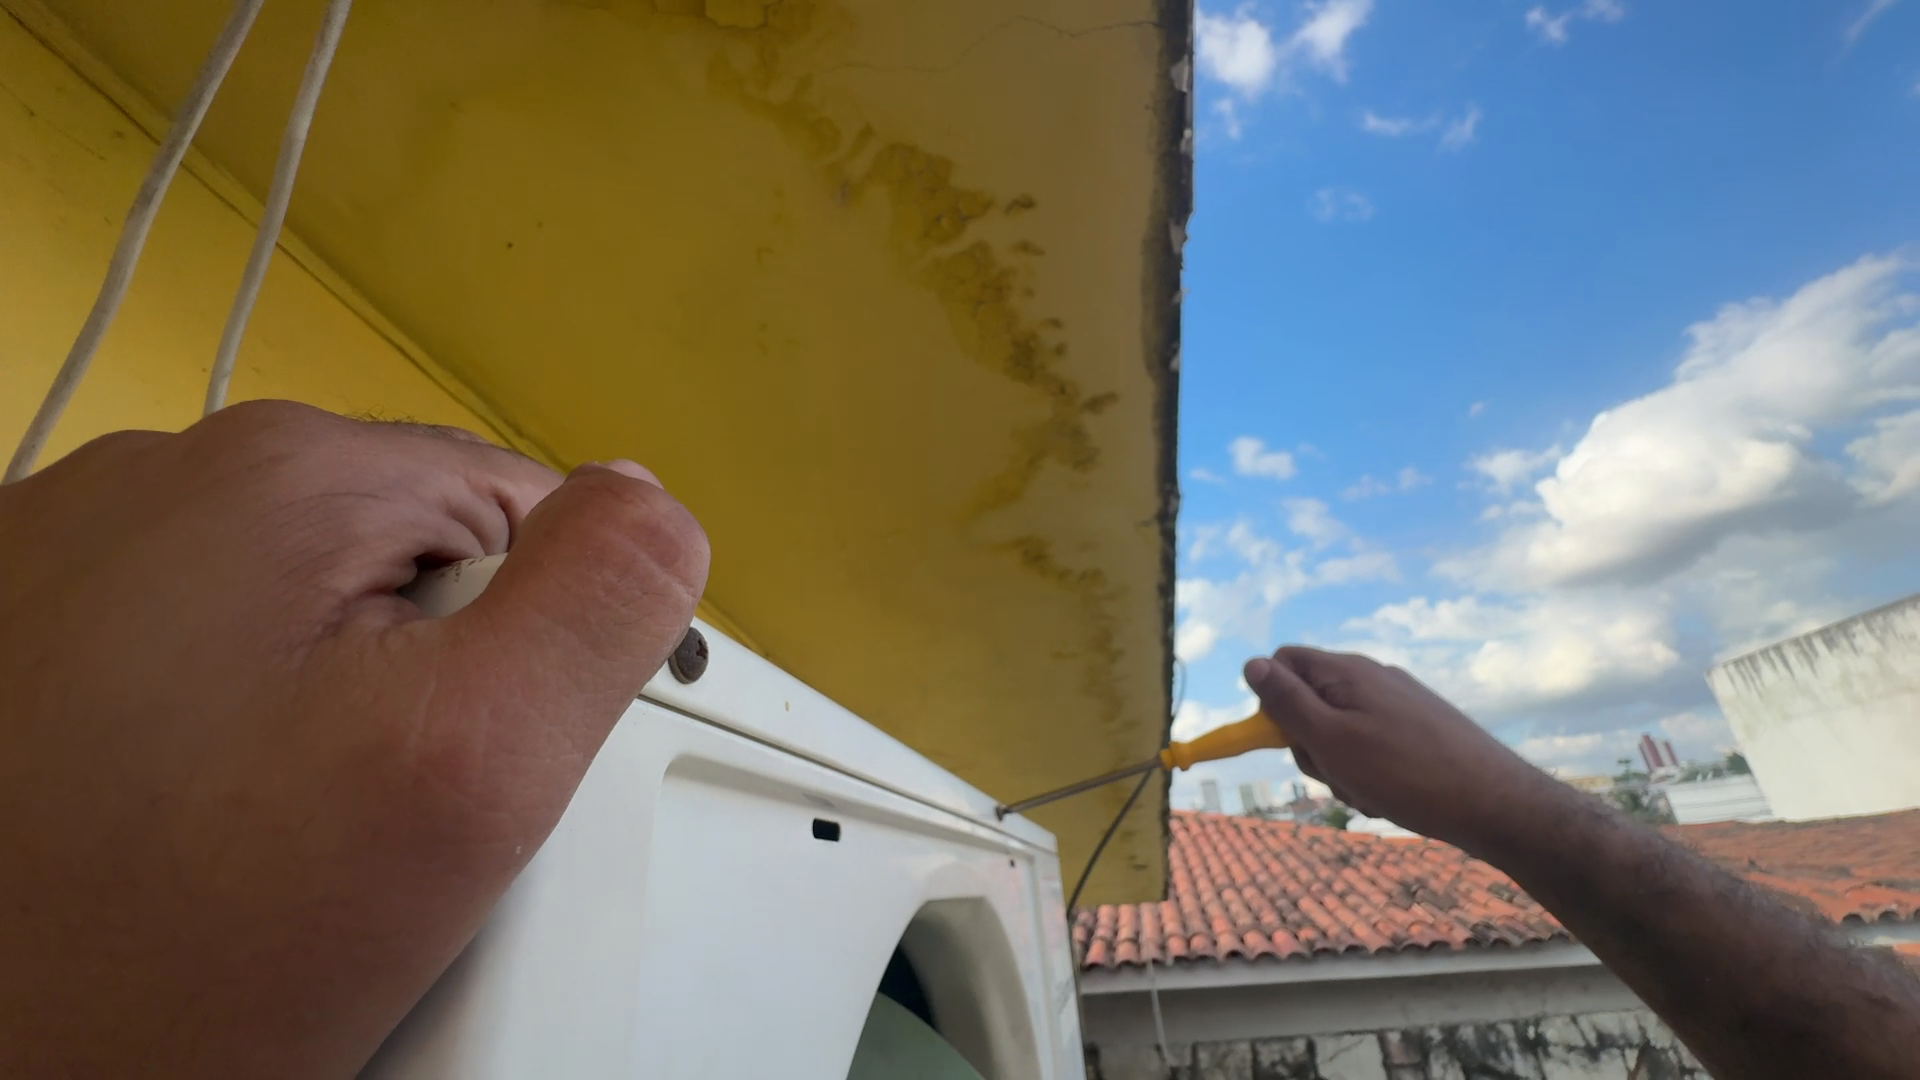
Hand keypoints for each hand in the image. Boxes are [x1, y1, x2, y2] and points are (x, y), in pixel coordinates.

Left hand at [0, 401, 708, 1075]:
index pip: (545, 519)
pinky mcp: (48, 632)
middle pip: (447, 559)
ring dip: (376, 699)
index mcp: (302, 474)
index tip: (489, 745)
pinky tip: (228, 809)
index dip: (557, 640)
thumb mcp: (480, 751)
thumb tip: (651, 501)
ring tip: (309, 817)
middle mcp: (177, 481)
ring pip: (353, 607)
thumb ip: (605, 595)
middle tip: (399, 794)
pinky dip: (280, 718)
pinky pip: (255, 645)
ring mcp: (89, 556)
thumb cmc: (197, 940)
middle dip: (466, 672)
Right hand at [1243, 646, 1569, 853]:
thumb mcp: (1330, 740)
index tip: (1285, 737)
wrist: (1502, 806)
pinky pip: (1372, 739)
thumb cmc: (1405, 774)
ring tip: (1368, 790)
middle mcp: (1371, 676)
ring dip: (1339, 761)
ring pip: (1340, 724)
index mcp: (1346, 672)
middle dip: (1308, 739)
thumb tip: (1251, 664)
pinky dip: (1368, 766)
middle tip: (1333, 771)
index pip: (1282, 662)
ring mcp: (1400, 700)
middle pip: (1309, 697)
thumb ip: (1286, 701)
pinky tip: (1391, 794)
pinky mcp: (1421, 725)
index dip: (1271, 698)